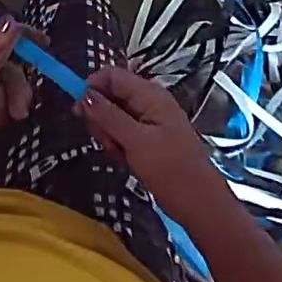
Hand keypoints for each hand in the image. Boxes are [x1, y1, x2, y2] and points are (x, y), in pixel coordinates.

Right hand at [76, 67, 217, 210]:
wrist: (201, 206)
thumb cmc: (172, 170)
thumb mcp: (136, 141)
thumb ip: (108, 115)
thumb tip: (84, 94)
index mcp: (150, 95)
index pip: (111, 75)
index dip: (92, 88)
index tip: (80, 111)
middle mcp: (149, 102)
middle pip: (109, 95)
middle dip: (100, 116)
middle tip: (107, 140)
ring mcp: (149, 120)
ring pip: (112, 115)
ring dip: (108, 133)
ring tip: (119, 153)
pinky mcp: (148, 138)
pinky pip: (122, 131)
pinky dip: (117, 143)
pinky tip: (125, 159)